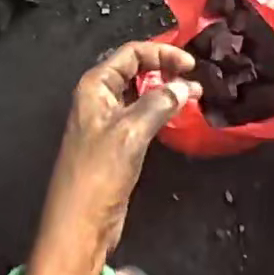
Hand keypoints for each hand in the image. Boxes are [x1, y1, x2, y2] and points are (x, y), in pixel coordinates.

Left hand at [24, 42, 200, 274]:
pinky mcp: (116, 140)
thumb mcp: (131, 133)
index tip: (191, 63)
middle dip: (163, 67)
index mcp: (95, 85)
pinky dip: (159, 109)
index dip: (161, 53)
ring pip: (138, 91)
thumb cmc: (99, 171)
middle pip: (134, 68)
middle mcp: (99, 95)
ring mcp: (107, 118)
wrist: (80, 221)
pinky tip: (177, 114)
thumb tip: (185, 85)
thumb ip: (158, 104)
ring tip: (192, 93)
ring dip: (163, 88)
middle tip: (194, 76)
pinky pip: (140, 112)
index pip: (130, 53)